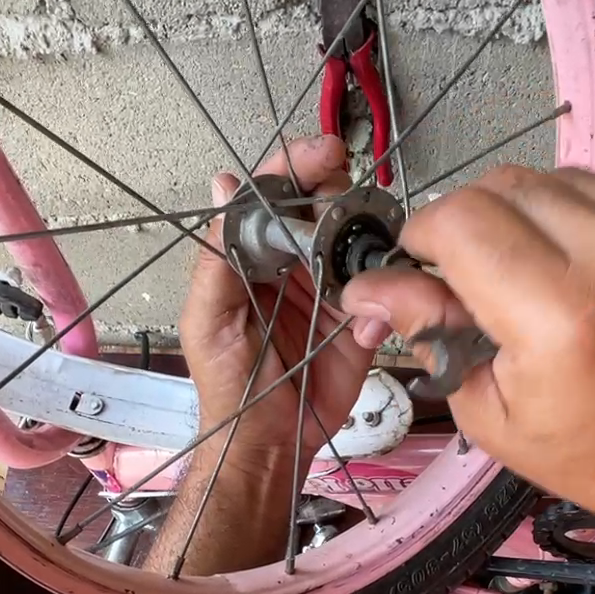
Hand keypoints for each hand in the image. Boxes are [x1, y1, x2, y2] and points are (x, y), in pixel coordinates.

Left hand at [181, 136, 374, 474]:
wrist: (269, 441)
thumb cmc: (229, 385)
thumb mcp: (209, 319)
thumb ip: (218, 255)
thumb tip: (224, 184)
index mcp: (254, 259)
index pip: (275, 197)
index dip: (296, 167)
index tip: (322, 153)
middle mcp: (295, 265)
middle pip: (324, 207)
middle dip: (339, 194)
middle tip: (348, 201)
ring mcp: (332, 290)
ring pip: (358, 242)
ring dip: (367, 237)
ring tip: (365, 250)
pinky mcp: (362, 321)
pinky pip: (382, 292)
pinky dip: (385, 289)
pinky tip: (374, 302)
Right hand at [340, 166, 594, 551]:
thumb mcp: (494, 416)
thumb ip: (430, 337)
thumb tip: (375, 287)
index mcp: (565, 320)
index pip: (461, 219)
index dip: (424, 233)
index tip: (423, 257)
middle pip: (506, 185)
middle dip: (470, 222)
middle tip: (475, 274)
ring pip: (562, 178)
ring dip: (530, 218)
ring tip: (541, 278)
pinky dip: (588, 221)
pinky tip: (593, 272)